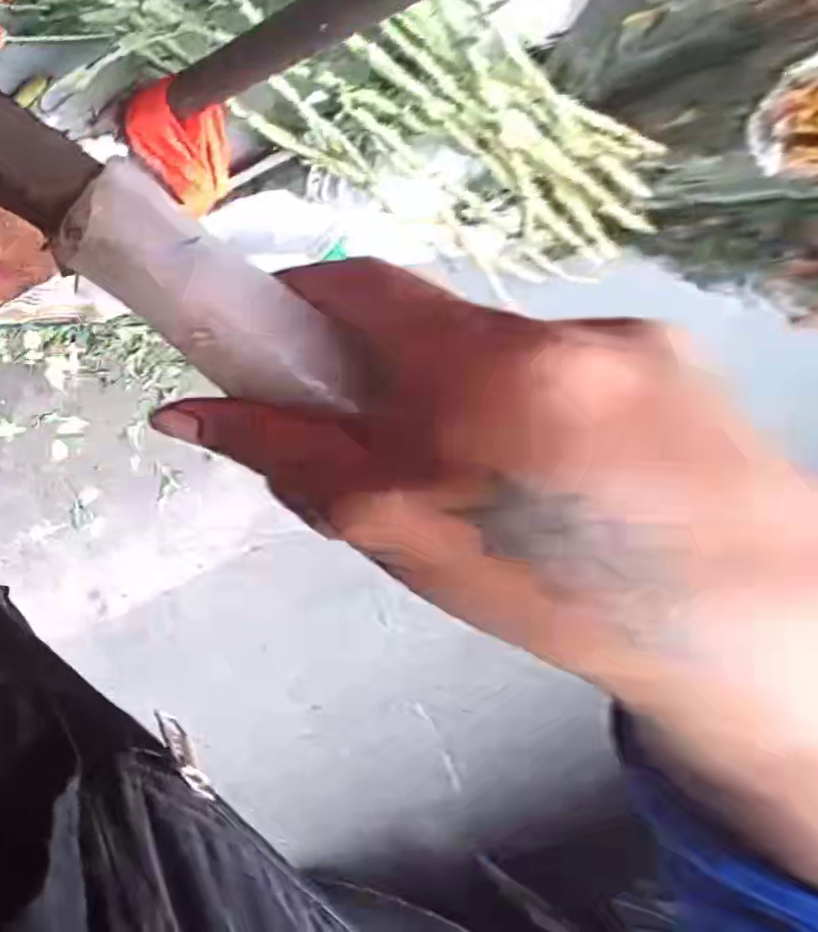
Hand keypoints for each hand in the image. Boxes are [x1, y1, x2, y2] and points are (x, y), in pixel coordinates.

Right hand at [151, 259, 817, 878]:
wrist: (765, 651)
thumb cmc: (531, 575)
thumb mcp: (372, 515)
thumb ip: (271, 449)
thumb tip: (174, 414)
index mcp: (483, 356)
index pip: (360, 282)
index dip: (298, 291)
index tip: (263, 325)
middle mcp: (563, 328)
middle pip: (419, 325)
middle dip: (367, 367)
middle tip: (354, 437)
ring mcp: (639, 346)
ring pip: (484, 355)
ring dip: (441, 395)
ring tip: (449, 476)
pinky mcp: (687, 376)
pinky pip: (551, 374)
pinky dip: (507, 409)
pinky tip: (525, 478)